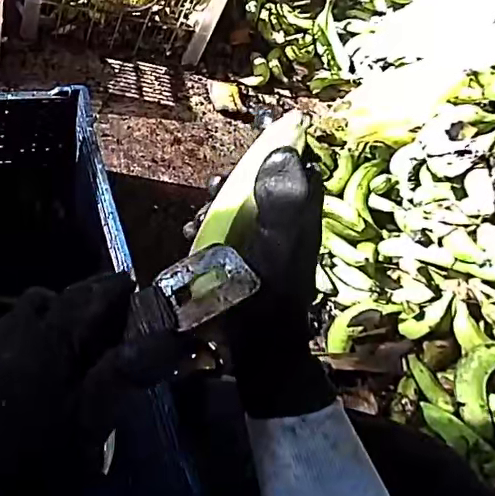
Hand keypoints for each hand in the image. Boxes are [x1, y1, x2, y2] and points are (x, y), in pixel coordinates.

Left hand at [0, 272, 183, 495]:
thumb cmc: (33, 457)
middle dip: (80, 300)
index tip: (132, 284)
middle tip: (104, 318)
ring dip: (51, 318)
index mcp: (48, 338)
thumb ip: (123, 372)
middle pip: (51, 297)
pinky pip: (6, 334)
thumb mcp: (87, 419)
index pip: (86, 296)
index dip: (112, 288)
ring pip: (24, 314)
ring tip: (72, 343)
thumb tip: (167, 340)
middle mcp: (15, 331)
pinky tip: (36, 369)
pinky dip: (29, 337)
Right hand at [219, 148, 333, 418]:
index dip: (275, 154)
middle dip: (235, 182)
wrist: (254, 346)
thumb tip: (281, 150)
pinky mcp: (243, 257)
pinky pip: (226, 229)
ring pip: (240, 206)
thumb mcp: (276, 244)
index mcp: (302, 217)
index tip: (247, 155)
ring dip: (216, 205)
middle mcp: (286, 226)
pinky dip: (208, 227)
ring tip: (198, 218)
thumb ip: (282, 200)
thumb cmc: (266, 294)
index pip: (296, 169)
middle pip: (262, 185)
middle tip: (212, 188)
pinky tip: (192, 236)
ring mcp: (264, 242)